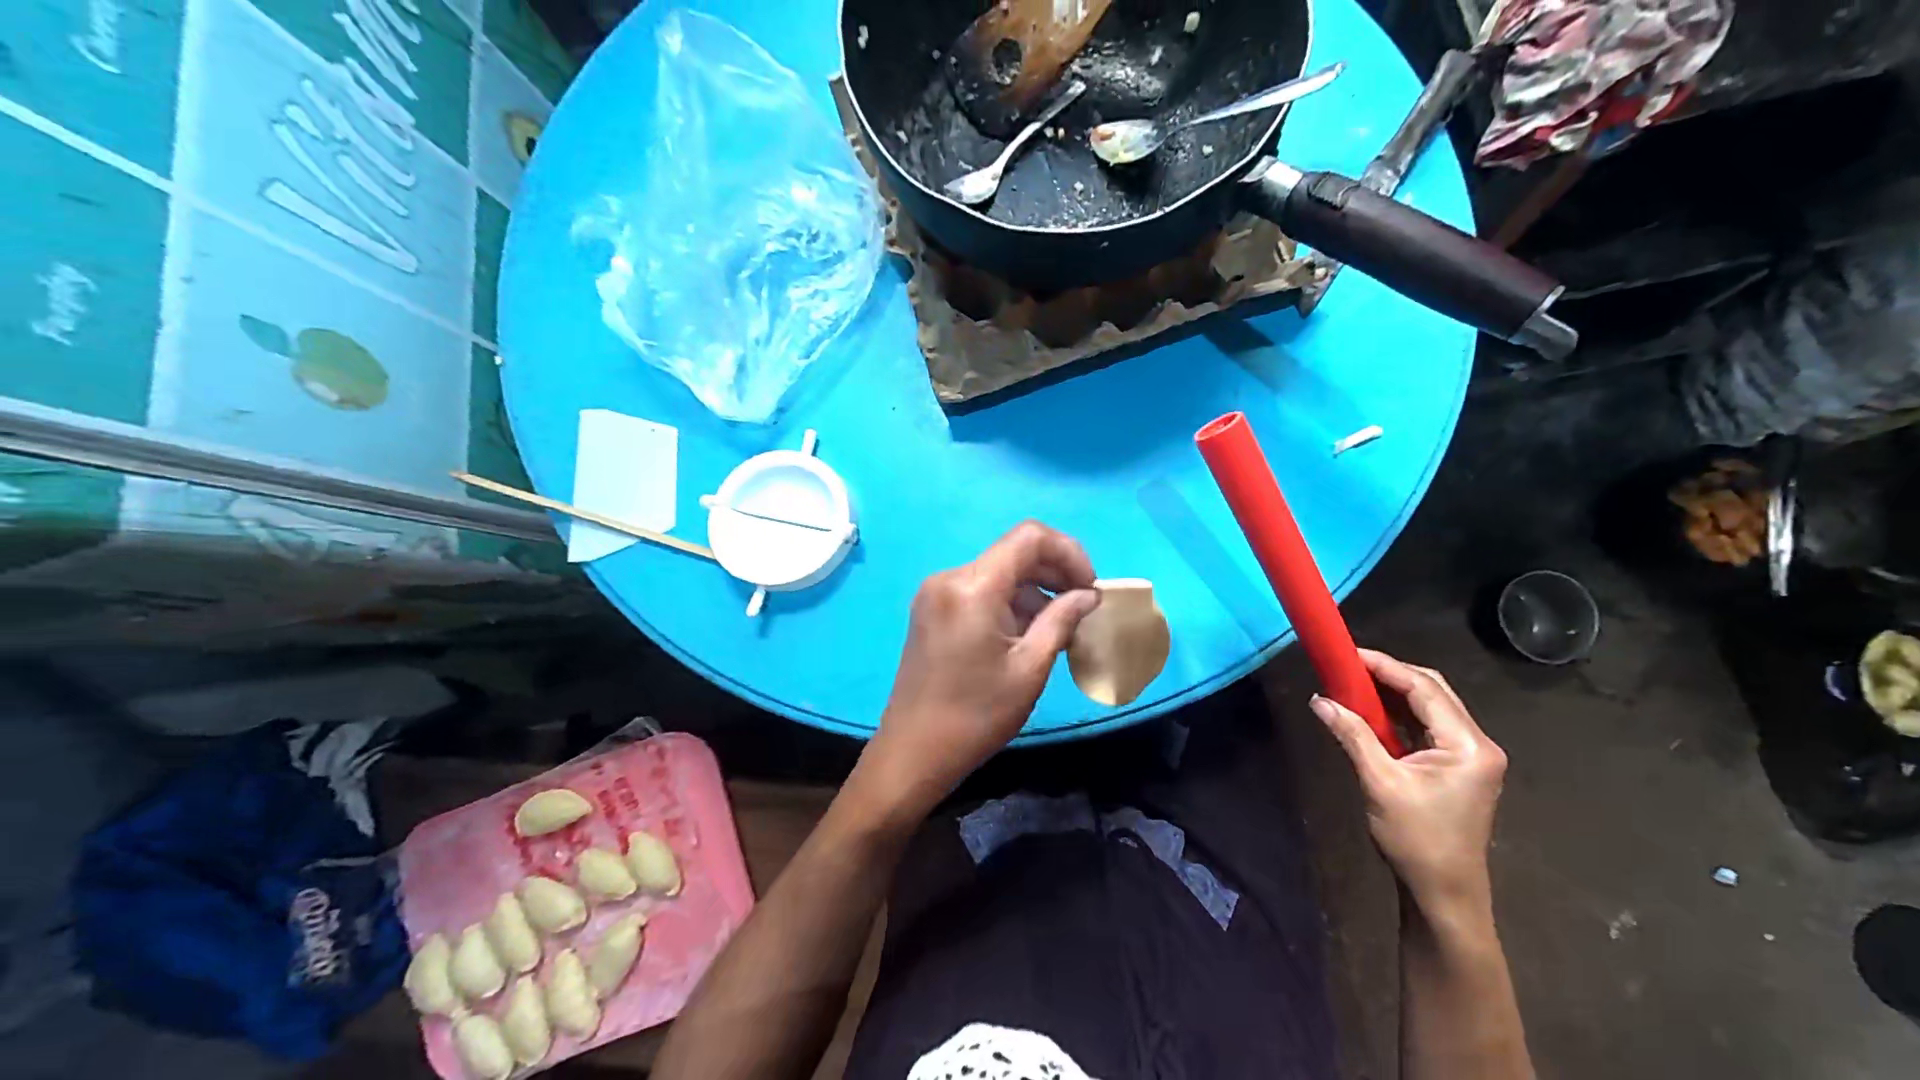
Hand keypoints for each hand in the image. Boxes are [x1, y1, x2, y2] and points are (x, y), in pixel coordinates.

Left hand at [851, 522, 1099, 822]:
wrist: (914, 752)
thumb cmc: (977, 715)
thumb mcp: (1029, 668)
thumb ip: (1062, 620)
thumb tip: (1088, 594)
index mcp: (972, 587)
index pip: (1029, 537)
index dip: (1068, 552)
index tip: (1090, 588)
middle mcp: (949, 578)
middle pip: (1013, 552)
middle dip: (1054, 573)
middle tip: (1083, 609)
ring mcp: (935, 594)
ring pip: (998, 573)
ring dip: (1033, 592)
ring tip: (1060, 630)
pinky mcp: (931, 611)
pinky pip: (979, 591)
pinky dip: (1009, 604)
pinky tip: (1028, 635)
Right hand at [1311, 649, 1507, 911]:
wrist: (1443, 891)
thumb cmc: (1415, 839)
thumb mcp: (1379, 783)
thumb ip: (1352, 735)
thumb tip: (1320, 700)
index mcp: (1468, 745)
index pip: (1425, 689)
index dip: (1386, 667)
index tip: (1350, 654)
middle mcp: (1477, 744)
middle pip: (1433, 691)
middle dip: (1391, 674)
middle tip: (1349, 665)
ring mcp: (1470, 755)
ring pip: (1430, 706)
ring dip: (1393, 692)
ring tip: (1354, 682)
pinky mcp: (1457, 766)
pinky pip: (1427, 726)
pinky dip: (1399, 713)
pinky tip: (1371, 710)